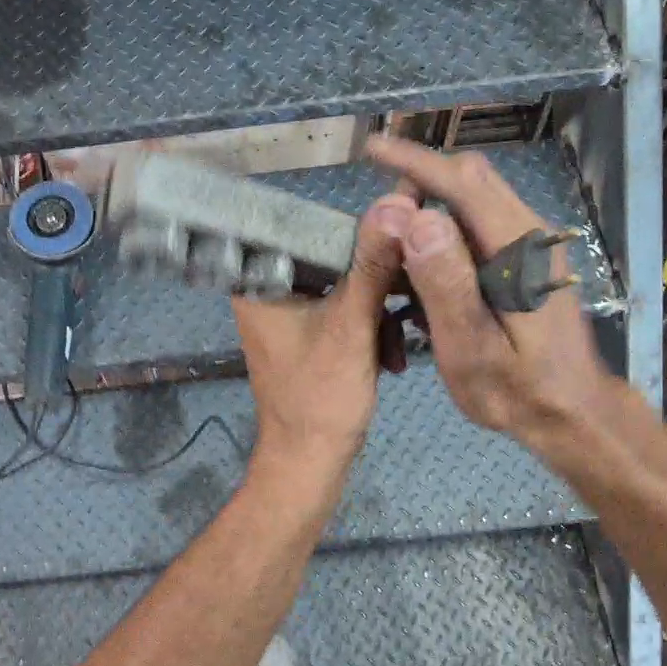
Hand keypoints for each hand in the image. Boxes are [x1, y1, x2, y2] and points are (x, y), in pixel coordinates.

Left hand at [232, 194, 413, 482]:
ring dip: (377, 309)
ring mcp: (288, 313)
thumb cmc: (321, 396)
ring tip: (397, 340)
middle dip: (373, 277)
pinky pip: (343, 309)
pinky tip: (391, 356)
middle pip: (328, 255)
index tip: (396, 219)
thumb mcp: (352, 326)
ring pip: (342, 283)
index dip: (349, 224)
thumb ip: (372, 265)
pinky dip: (369, 328)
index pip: (301, 226)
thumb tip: (395, 203)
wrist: (311, 463)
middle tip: (408, 287)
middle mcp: (266, 290)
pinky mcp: (308, 333)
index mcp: (258, 282)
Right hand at [364, 137, 618, 451]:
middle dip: (420, 180)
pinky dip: (443, 226)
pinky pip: (479, 221)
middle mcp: (530, 234)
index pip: (463, 184)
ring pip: (475, 197)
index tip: (372, 150)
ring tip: (392, 240)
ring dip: (431, 203)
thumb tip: (416, 218)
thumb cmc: (517, 390)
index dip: (415, 162)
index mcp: (519, 249)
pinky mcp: (524, 259)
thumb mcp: (471, 346)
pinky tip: (421, 262)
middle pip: (471, 179)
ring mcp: (530, 245)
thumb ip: (446, 283)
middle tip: (378, 216)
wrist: (571, 416)